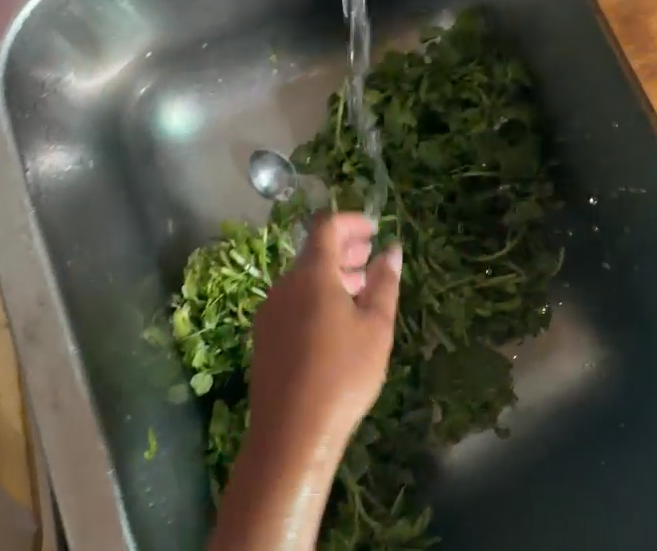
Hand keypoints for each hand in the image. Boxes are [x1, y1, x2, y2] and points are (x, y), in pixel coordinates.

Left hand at [248, 212, 401, 451]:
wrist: (291, 434)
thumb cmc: (342, 374)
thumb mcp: (376, 327)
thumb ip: (384, 283)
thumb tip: (392, 249)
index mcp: (311, 273)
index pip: (326, 226)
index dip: (351, 221)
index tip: (375, 230)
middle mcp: (284, 284)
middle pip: (313, 252)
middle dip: (344, 249)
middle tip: (371, 259)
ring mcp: (270, 312)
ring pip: (303, 279)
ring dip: (332, 276)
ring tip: (359, 293)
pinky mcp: (264, 338)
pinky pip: (293, 302)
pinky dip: (316, 298)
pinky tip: (336, 324)